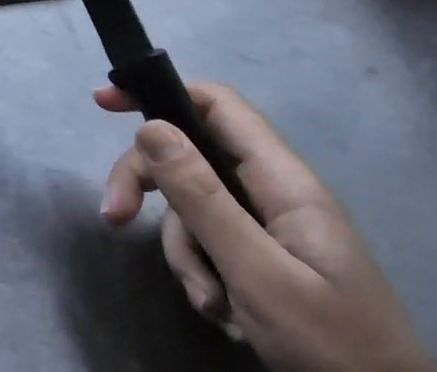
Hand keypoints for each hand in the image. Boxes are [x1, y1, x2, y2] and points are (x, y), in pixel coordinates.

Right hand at [97, 83, 434, 371]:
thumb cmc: (332, 344)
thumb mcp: (256, 272)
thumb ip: (201, 197)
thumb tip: (150, 127)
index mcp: (286, 183)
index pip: (217, 106)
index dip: (159, 93)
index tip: (104, 104)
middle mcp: (277, 195)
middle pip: (188, 158)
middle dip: (147, 185)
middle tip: (113, 217)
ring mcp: (272, 230)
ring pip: (193, 209)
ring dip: (185, 252)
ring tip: (211, 304)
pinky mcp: (266, 261)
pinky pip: (210, 246)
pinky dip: (204, 275)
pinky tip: (225, 314)